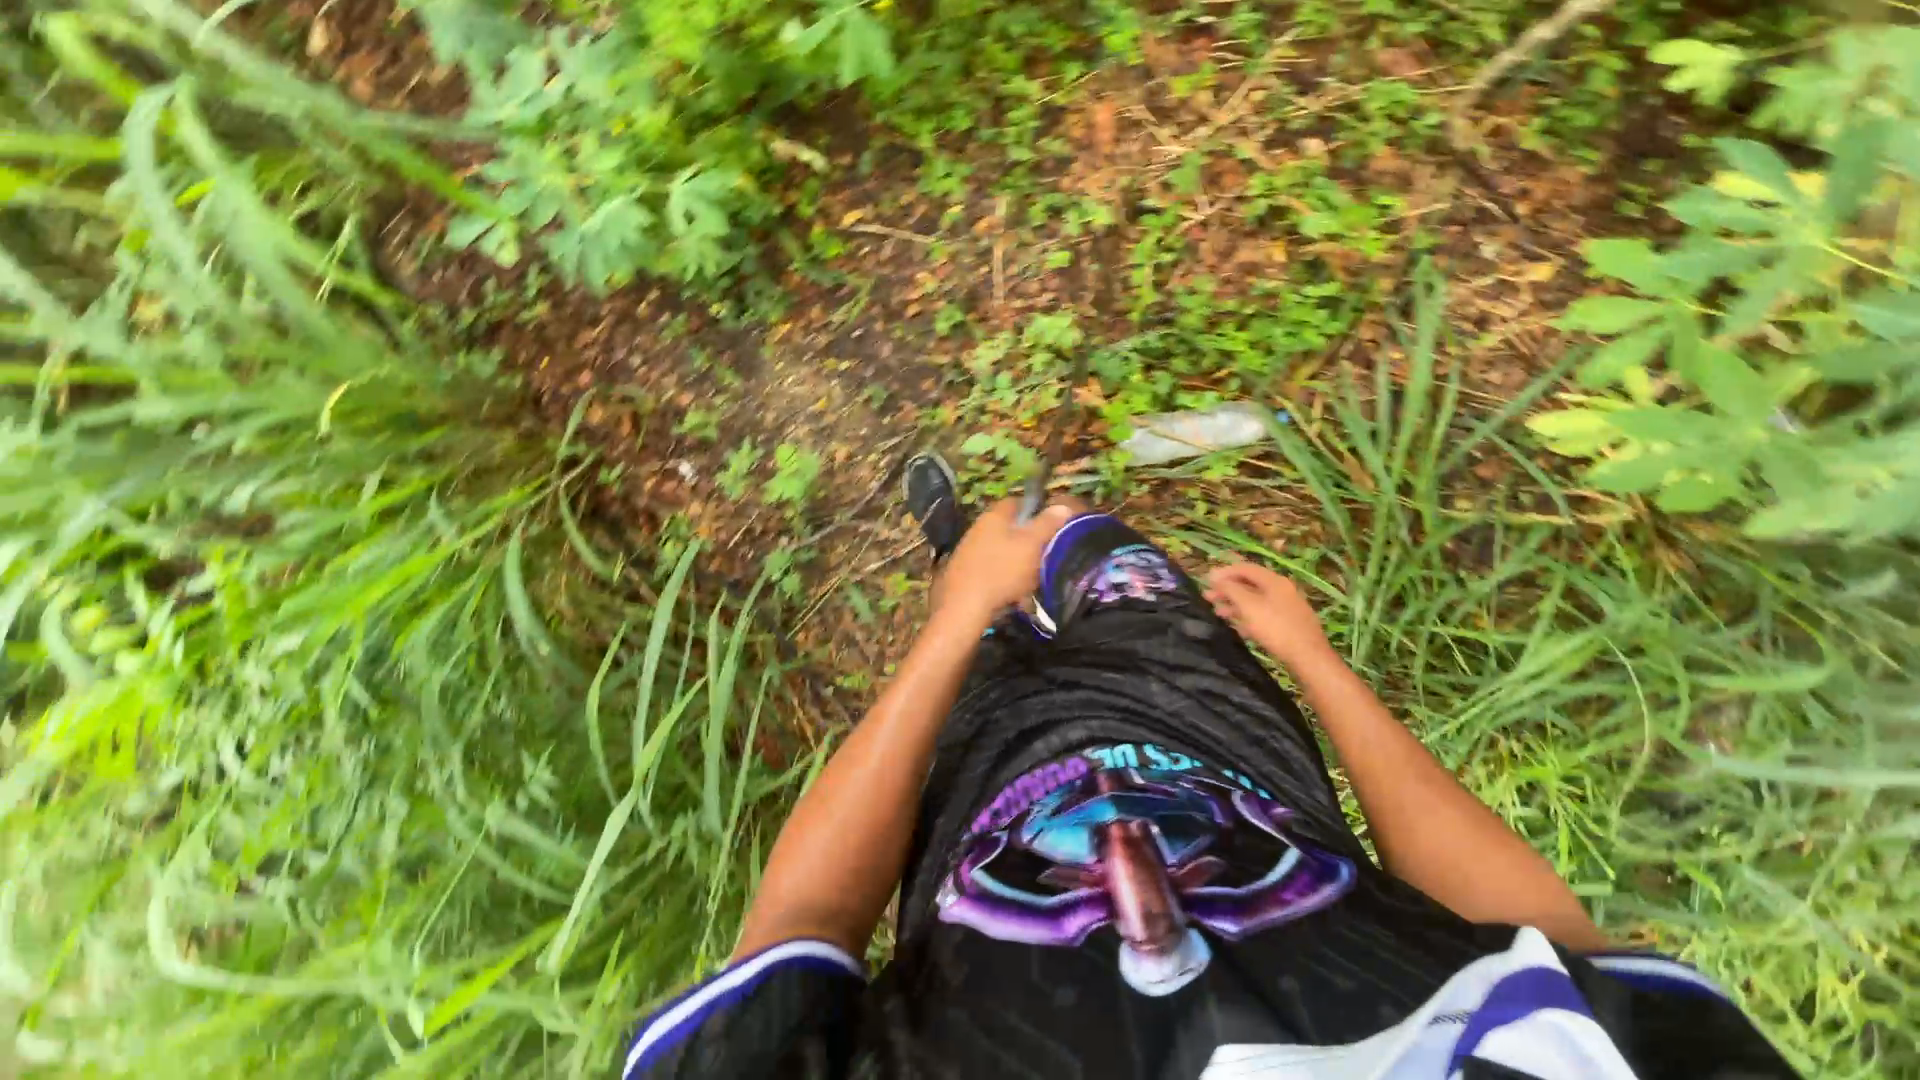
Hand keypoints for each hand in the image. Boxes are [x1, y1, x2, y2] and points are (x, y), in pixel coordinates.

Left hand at [938, 498, 1075, 624]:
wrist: (964, 605)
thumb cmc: (1003, 569)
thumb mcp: (1032, 545)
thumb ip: (1047, 524)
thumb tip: (1062, 506)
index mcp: (994, 516)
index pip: (1015, 502)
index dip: (1034, 510)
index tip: (1049, 525)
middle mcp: (977, 528)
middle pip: (1008, 528)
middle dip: (1026, 541)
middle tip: (1043, 555)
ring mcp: (968, 550)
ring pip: (1000, 551)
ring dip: (1016, 563)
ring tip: (1030, 580)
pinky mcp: (964, 572)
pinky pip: (991, 569)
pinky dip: (1003, 578)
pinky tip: (1012, 594)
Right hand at [1205, 562, 1335, 669]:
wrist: (1308, 655)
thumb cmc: (1276, 627)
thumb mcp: (1248, 606)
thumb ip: (1231, 589)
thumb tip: (1215, 577)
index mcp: (1274, 581)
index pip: (1245, 568)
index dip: (1224, 572)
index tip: (1206, 580)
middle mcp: (1281, 590)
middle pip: (1250, 584)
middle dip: (1227, 589)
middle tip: (1208, 597)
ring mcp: (1286, 607)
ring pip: (1255, 601)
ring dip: (1235, 604)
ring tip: (1218, 613)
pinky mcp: (1287, 623)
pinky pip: (1263, 614)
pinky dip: (1247, 616)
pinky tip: (1237, 626)